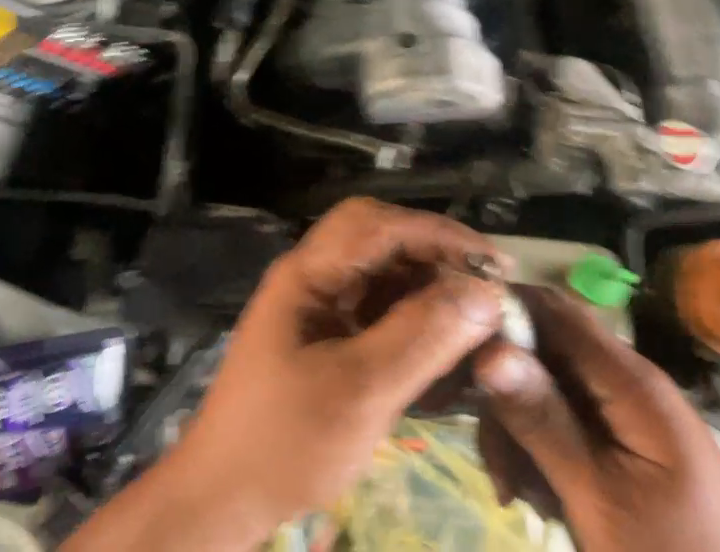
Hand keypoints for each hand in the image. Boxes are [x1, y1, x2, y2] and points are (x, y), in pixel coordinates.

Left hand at [62, 199, 507, 550]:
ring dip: (427, 286)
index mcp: (308, 274)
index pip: (380, 224)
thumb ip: (422, 336)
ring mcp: (316, 307)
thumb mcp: (361, 390)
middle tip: (485, 286)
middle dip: (434, 255)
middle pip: (380, 239)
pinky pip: (376, 308)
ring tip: (473, 315)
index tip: (496, 264)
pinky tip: (443, 341)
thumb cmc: (286, 440)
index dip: (440, 235)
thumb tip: (486, 293)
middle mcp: (312, 278)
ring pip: (381, 273)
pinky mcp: (324, 337)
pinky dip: (412, 316)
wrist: (224, 495)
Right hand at [474, 287, 719, 551]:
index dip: (496, 316)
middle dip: (505, 400)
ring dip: (520, 437)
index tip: (449, 357)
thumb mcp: (598, 496)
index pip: (548, 306)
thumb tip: (486, 347)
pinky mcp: (625, 445)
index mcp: (628, 379)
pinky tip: (539, 500)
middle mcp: (625, 381)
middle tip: (498, 471)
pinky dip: (542, 457)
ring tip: (520, 497)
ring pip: (546, 394)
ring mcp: (626, 414)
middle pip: (541, 354)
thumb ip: (542, 418)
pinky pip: (566, 427)